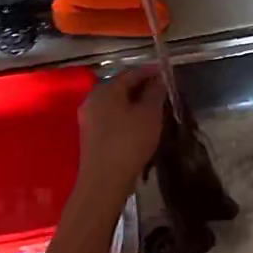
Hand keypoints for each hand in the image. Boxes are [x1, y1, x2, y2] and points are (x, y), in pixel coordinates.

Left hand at [75, 67, 167, 204]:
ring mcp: (88, 118)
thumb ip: (155, 93)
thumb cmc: (129, 142)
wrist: (104, 180)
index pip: (130, 73)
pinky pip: (110, 118)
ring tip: (153, 109)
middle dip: (141, 88)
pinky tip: (138, 125)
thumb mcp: (149, 114)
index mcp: (105, 89)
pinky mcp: (89, 136)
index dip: (149, 72)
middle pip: (120, 88)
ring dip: (133, 103)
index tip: (165, 73)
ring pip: (115, 104)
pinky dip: (125, 117)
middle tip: (161, 92)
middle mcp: (92, 99)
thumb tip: (159, 79)